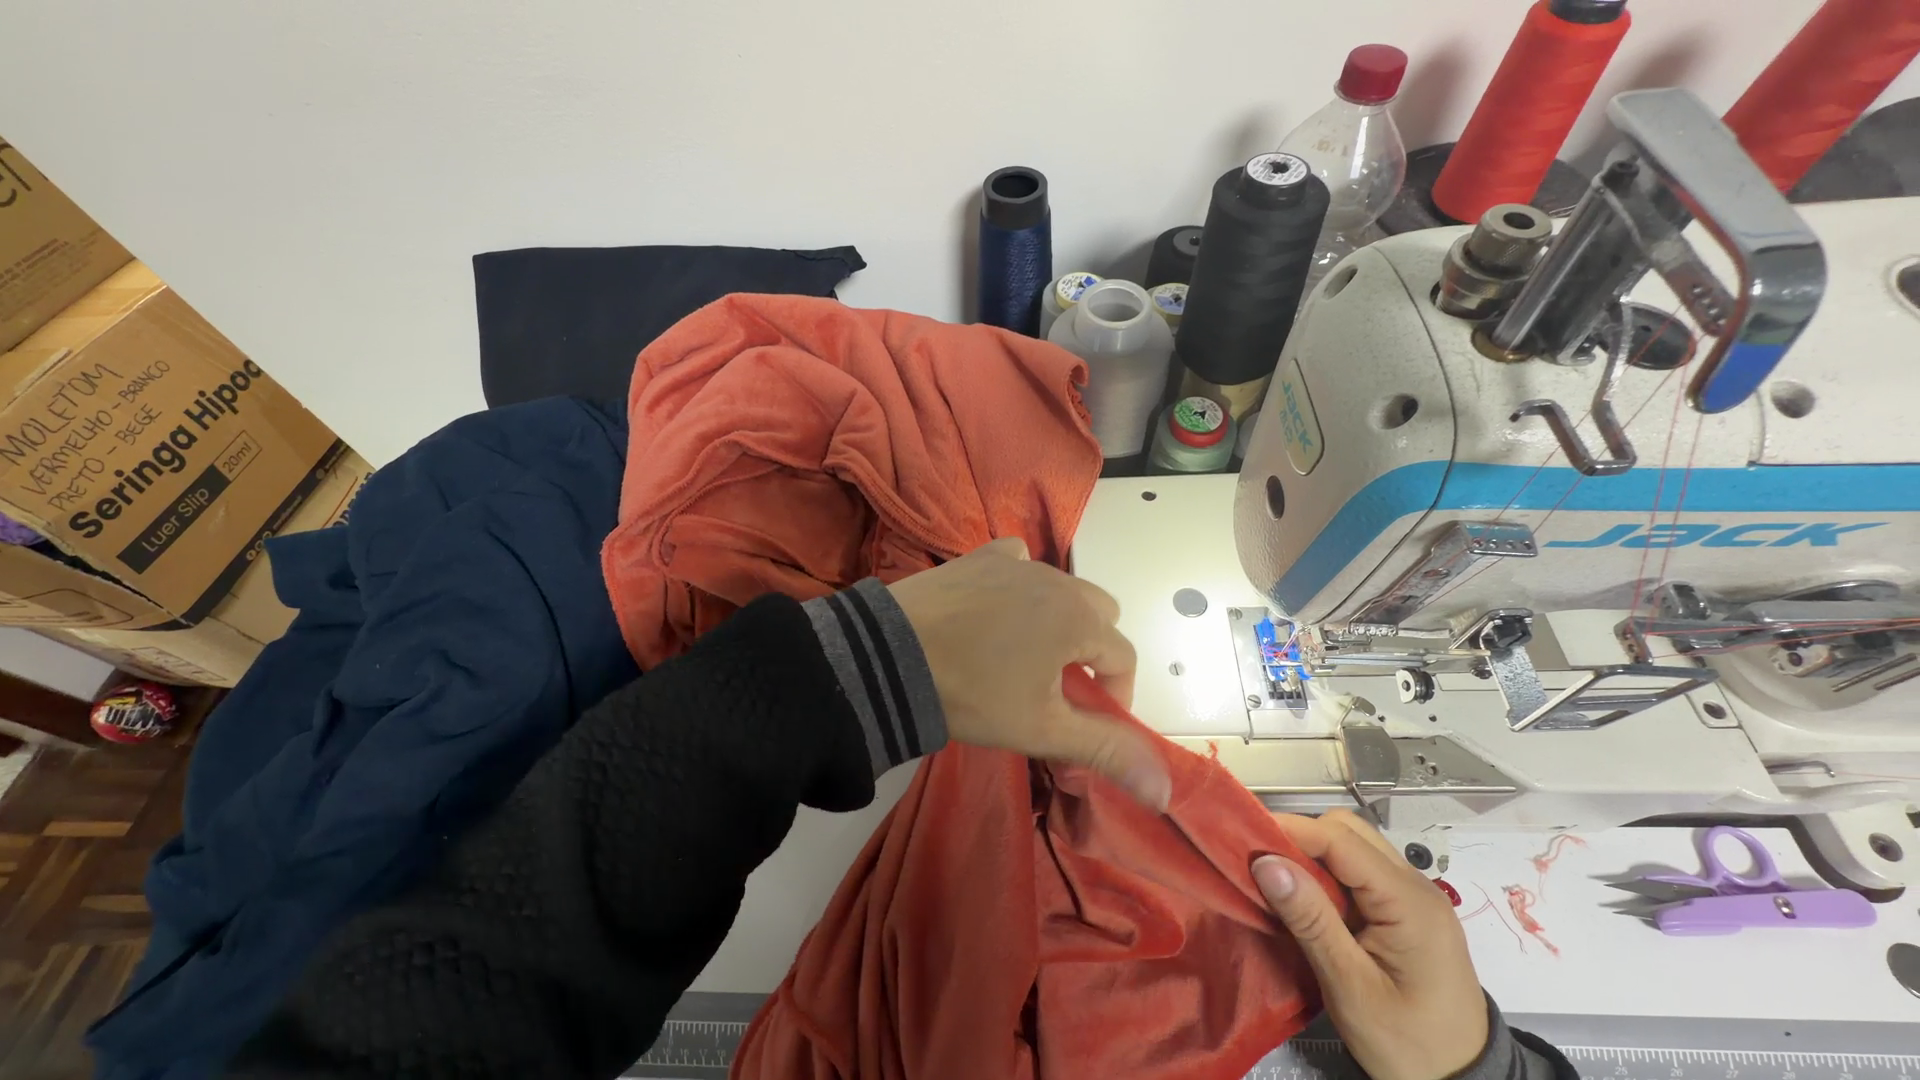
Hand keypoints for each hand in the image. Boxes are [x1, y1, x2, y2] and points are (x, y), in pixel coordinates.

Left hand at [887, 538, 1170, 809]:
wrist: (889, 658)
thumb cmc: (972, 694)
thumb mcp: (1041, 728)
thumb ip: (1105, 751)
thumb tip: (1165, 791)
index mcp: (1078, 619)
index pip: (1122, 658)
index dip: (1114, 696)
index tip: (1085, 724)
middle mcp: (1055, 580)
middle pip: (1100, 615)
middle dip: (1091, 653)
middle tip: (1056, 689)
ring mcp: (1014, 563)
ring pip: (1061, 588)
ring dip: (1059, 620)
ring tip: (1024, 656)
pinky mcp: (978, 557)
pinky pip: (1018, 561)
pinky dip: (1021, 583)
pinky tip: (999, 608)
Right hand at [1252, 811, 1487, 1079]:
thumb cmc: (1408, 1043)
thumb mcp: (1351, 988)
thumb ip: (1310, 920)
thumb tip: (1266, 862)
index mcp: (1409, 901)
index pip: (1340, 840)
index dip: (1290, 830)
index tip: (1243, 836)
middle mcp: (1416, 886)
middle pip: (1348, 831)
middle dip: (1299, 837)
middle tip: (1257, 861)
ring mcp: (1413, 896)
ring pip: (1353, 846)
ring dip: (1312, 854)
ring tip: (1274, 878)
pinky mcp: (1405, 911)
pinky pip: (1359, 871)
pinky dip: (1326, 873)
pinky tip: (1303, 897)